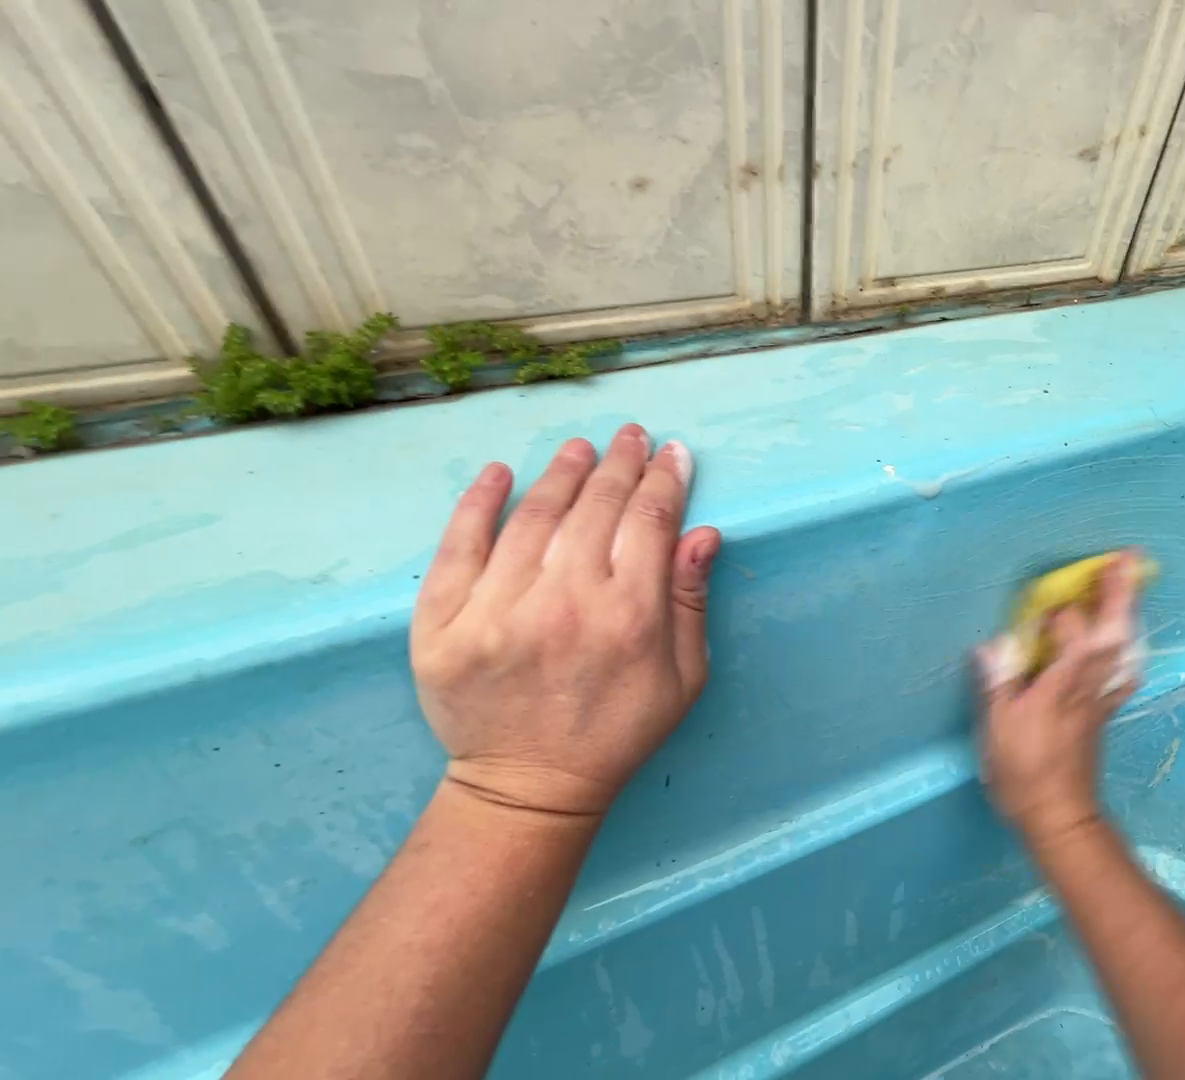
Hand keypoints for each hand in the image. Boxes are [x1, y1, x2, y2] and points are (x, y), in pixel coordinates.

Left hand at [410, 425, 721, 818]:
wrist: (531, 784)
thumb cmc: (620, 729)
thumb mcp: (683, 676)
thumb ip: (689, 601)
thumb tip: (702, 533)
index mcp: (629, 617)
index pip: (648, 523)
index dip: (663, 481)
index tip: (671, 453)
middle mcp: (565, 602)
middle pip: (595, 510)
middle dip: (620, 465)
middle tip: (630, 436)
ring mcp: (496, 610)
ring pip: (533, 518)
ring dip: (561, 474)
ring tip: (580, 448)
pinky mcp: (442, 623)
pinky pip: (457, 548)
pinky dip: (477, 504)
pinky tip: (498, 472)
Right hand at [975, 554, 1141, 847]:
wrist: (1060, 816)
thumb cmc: (1024, 773)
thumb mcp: (998, 729)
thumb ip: (998, 682)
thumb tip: (992, 644)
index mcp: (1061, 684)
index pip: (1073, 633)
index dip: (1063, 613)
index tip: (1048, 605)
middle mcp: (1088, 685)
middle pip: (1110, 632)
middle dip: (1118, 594)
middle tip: (1126, 559)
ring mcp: (1100, 699)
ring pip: (1122, 649)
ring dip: (1127, 614)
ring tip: (1127, 585)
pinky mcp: (1102, 712)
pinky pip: (1122, 674)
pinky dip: (1126, 651)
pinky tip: (1123, 644)